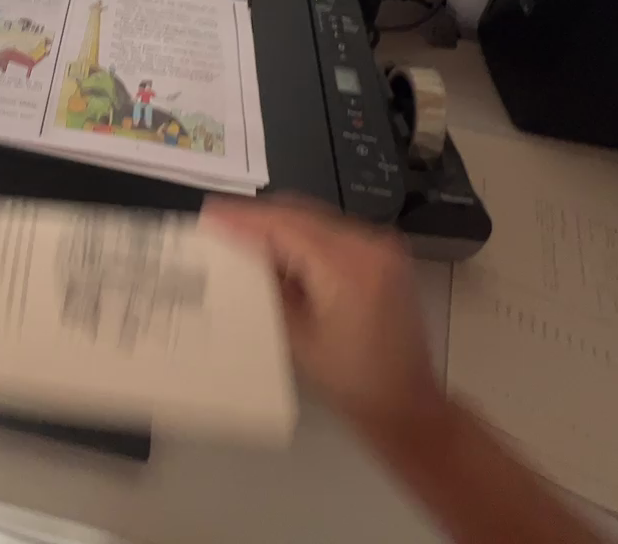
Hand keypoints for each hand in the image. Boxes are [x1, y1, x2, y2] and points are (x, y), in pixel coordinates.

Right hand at [203, 197, 446, 444]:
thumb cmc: (351, 381)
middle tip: (217, 221)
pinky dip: (298, 233)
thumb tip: (236, 251)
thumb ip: (266, 285)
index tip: (209, 213)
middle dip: (256, 216)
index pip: (284, 226)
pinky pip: (328, 229)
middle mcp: (368, 245)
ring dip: (276, 223)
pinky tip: (275, 246)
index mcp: (348, 267)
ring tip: (238, 232)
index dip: (243, 217)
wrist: (408, 404)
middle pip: (298, 212)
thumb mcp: (295, 334)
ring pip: (311, 216)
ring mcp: (379, 245)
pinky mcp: (380, 252)